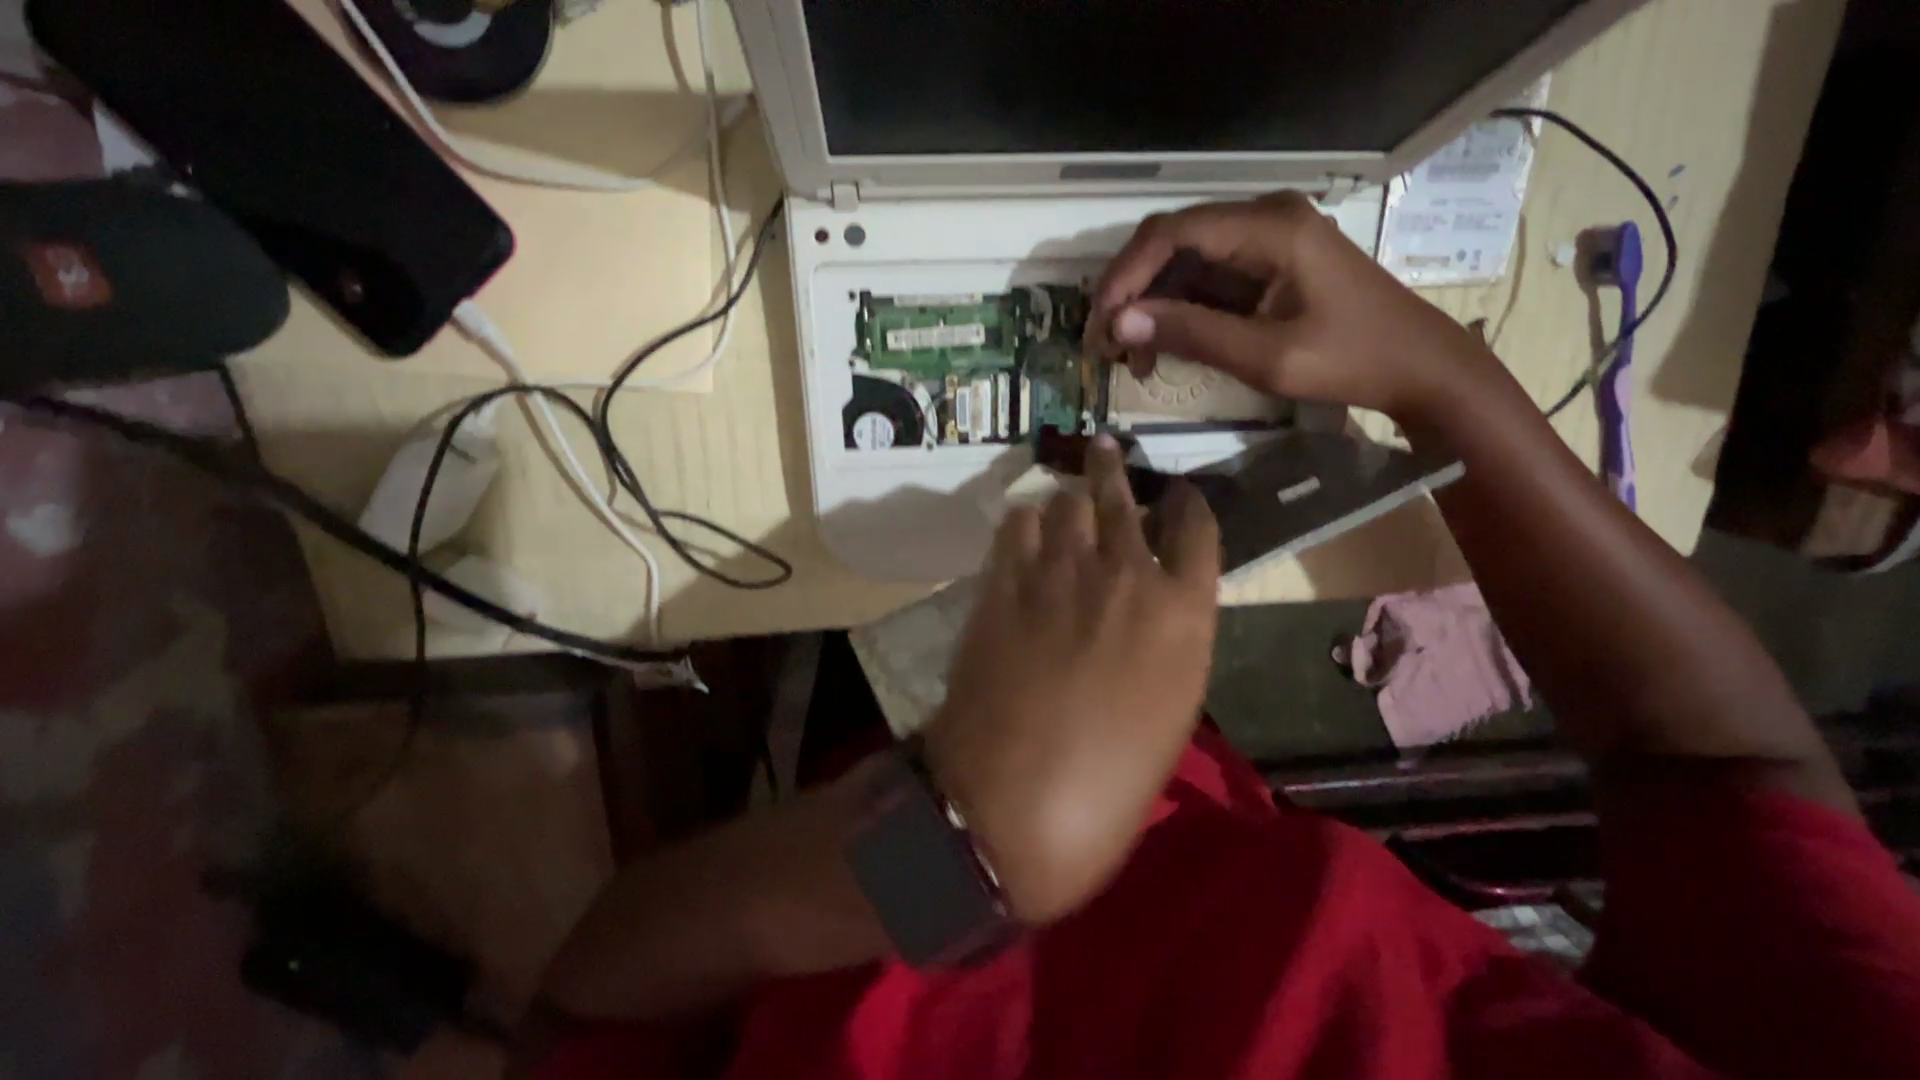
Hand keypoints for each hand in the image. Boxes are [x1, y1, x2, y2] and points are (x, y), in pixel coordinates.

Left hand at [922, 436, 1220, 924]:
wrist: (1014, 806)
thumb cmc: (1111, 788)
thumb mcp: (1170, 716)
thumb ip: (1167, 648)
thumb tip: (1153, 619)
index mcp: (1185, 615)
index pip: (1197, 529)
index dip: (1186, 505)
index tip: (1177, 495)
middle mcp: (1127, 575)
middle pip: (1125, 497)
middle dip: (1116, 471)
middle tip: (1107, 450)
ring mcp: (1059, 572)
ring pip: (1066, 501)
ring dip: (1067, 500)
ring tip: (1063, 502)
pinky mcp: (1002, 582)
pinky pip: (1015, 525)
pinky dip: (1023, 522)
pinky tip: (1024, 530)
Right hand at [1086, 191, 1501, 421]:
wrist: (1420, 367)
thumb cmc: (1352, 360)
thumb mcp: (1267, 356)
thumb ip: (1193, 334)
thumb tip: (1119, 322)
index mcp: (1271, 227)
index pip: (1173, 232)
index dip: (1126, 274)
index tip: (1100, 321)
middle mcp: (1265, 217)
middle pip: (1174, 240)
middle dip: (1132, 291)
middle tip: (1106, 343)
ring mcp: (1269, 237)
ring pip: (1187, 260)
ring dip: (1153, 304)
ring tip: (1132, 356)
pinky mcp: (1271, 261)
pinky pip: (1210, 276)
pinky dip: (1182, 309)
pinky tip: (1165, 346)